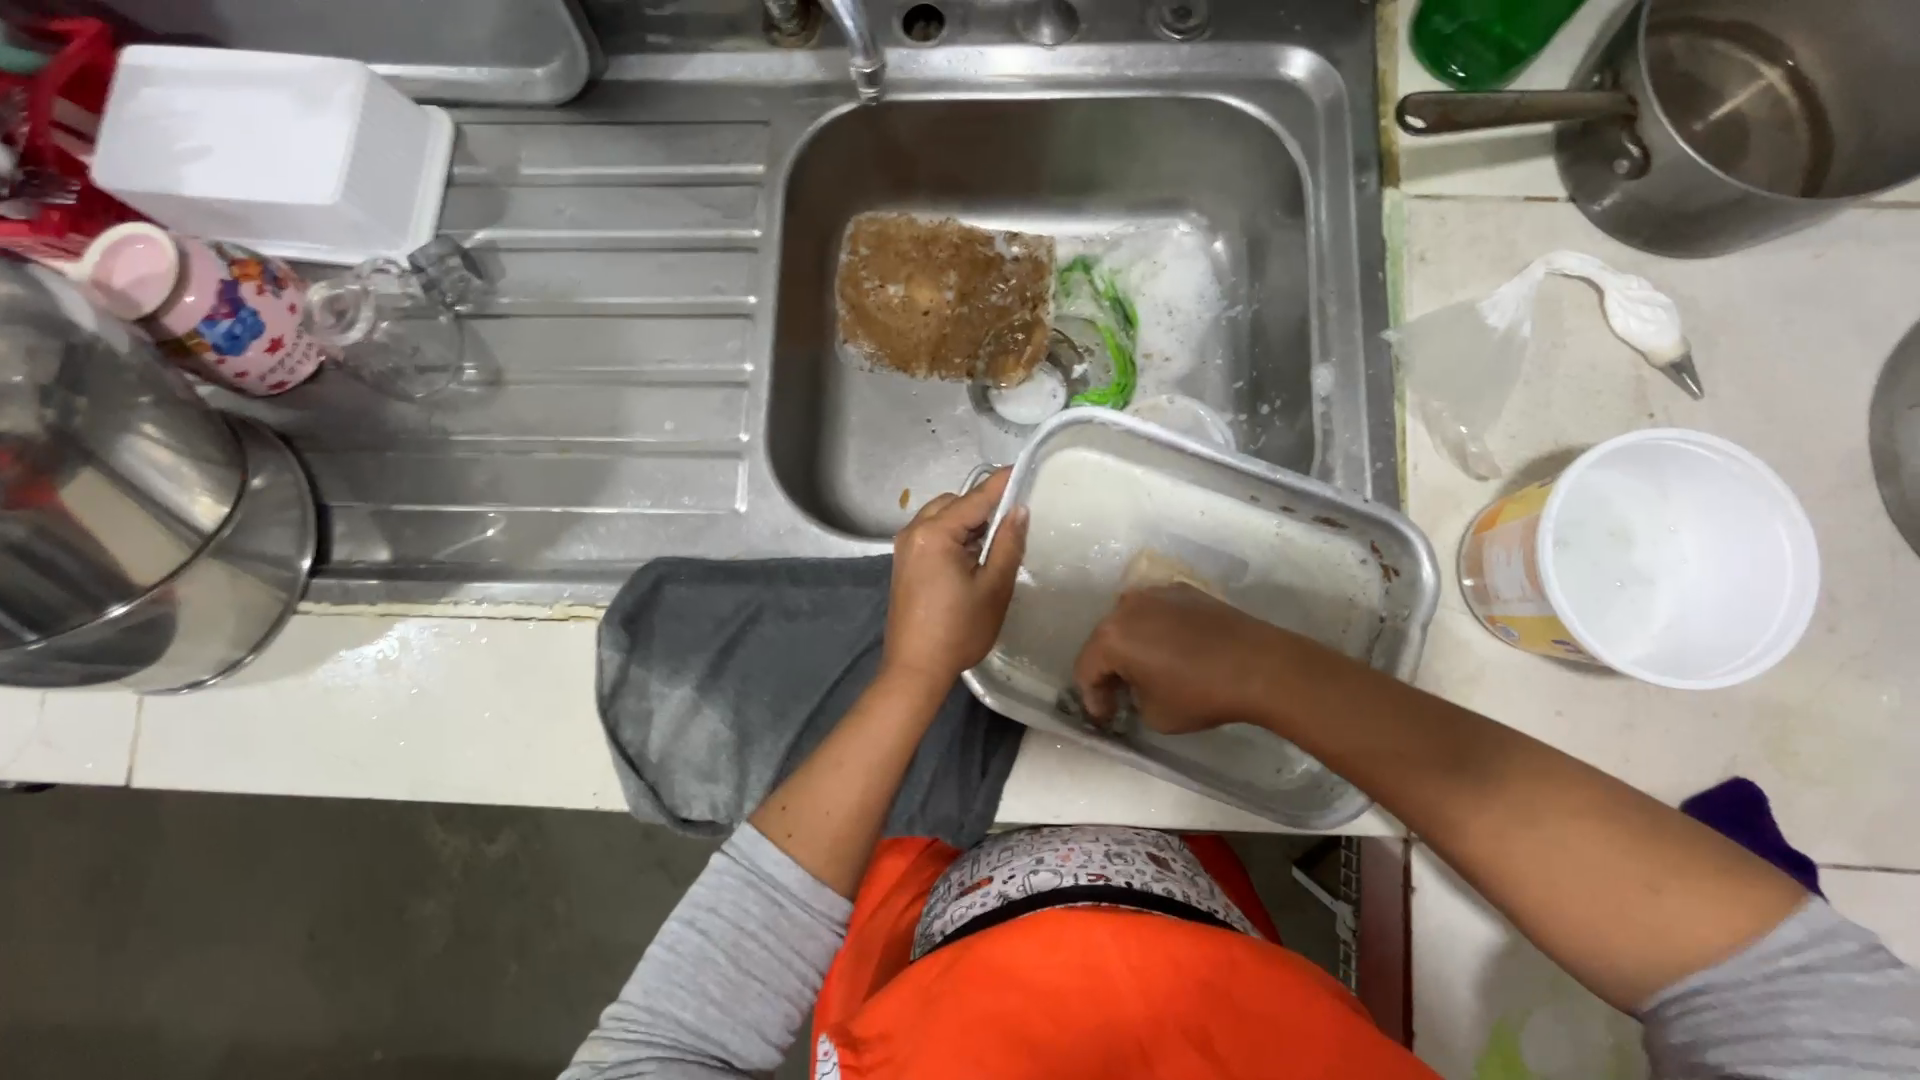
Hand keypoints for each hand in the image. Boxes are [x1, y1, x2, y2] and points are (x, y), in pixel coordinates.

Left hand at [883, 469, 1029, 686]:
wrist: (915, 668)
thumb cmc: (959, 630)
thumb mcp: (993, 587)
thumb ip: (1008, 544)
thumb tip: (1019, 510)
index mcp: (935, 533)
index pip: (975, 498)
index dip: (1002, 483)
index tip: (1024, 468)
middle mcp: (914, 532)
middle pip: (954, 503)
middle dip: (983, 506)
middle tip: (1014, 519)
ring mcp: (905, 548)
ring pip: (942, 518)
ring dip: (967, 522)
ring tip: (997, 540)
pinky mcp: (904, 564)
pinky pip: (932, 535)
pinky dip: (954, 536)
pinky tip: (974, 556)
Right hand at [1072, 584, 1292, 733]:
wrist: (1260, 665)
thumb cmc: (1200, 693)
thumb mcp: (1154, 715)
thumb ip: (1132, 700)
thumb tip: (1137, 690)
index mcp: (1110, 637)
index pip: (1086, 671)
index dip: (1094, 699)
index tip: (1108, 718)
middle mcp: (1126, 606)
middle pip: (1105, 641)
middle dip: (1110, 670)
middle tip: (1124, 696)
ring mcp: (1156, 593)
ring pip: (1131, 622)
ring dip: (1133, 647)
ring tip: (1149, 671)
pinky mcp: (1184, 590)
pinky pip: (1158, 613)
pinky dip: (1158, 631)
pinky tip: (1176, 652)